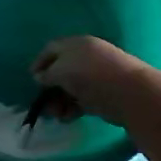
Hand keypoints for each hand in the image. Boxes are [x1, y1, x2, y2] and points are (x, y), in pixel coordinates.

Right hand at [30, 36, 154, 125]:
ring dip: (60, 101)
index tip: (32, 79)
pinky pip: (82, 98)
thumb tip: (40, 77)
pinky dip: (73, 107)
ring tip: (57, 115)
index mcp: (76, 44)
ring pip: (71, 87)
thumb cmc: (90, 76)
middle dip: (49, 88)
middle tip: (43, 104)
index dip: (39, 63)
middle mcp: (86, 56)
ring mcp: (97, 74)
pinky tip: (69, 117)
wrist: (129, 92)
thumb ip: (47, 74)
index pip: (51, 49)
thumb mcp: (60, 71)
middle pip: (61, 70)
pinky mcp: (105, 92)